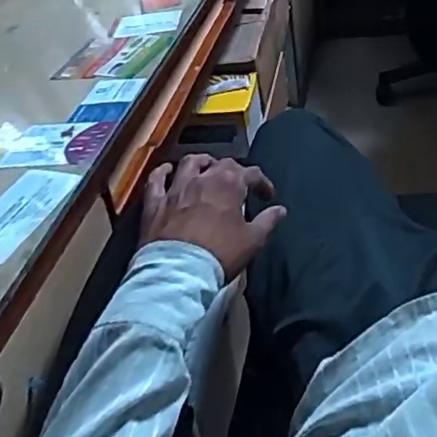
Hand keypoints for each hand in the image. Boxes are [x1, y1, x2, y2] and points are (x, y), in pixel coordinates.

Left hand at [140, 155, 286, 280]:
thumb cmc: (220, 253)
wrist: (178, 273)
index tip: (267, 195)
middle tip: (238, 183)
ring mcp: (177, 188)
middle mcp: (204, 177)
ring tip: (206, 166)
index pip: (252, 173)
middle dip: (233, 170)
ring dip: (201, 162)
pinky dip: (162, 172)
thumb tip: (280, 209)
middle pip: (222, 164)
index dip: (262, 182)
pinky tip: (167, 170)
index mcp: (230, 183)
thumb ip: (268, 221)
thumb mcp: (252, 240)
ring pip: (190, 163)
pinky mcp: (156, 202)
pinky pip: (157, 180)